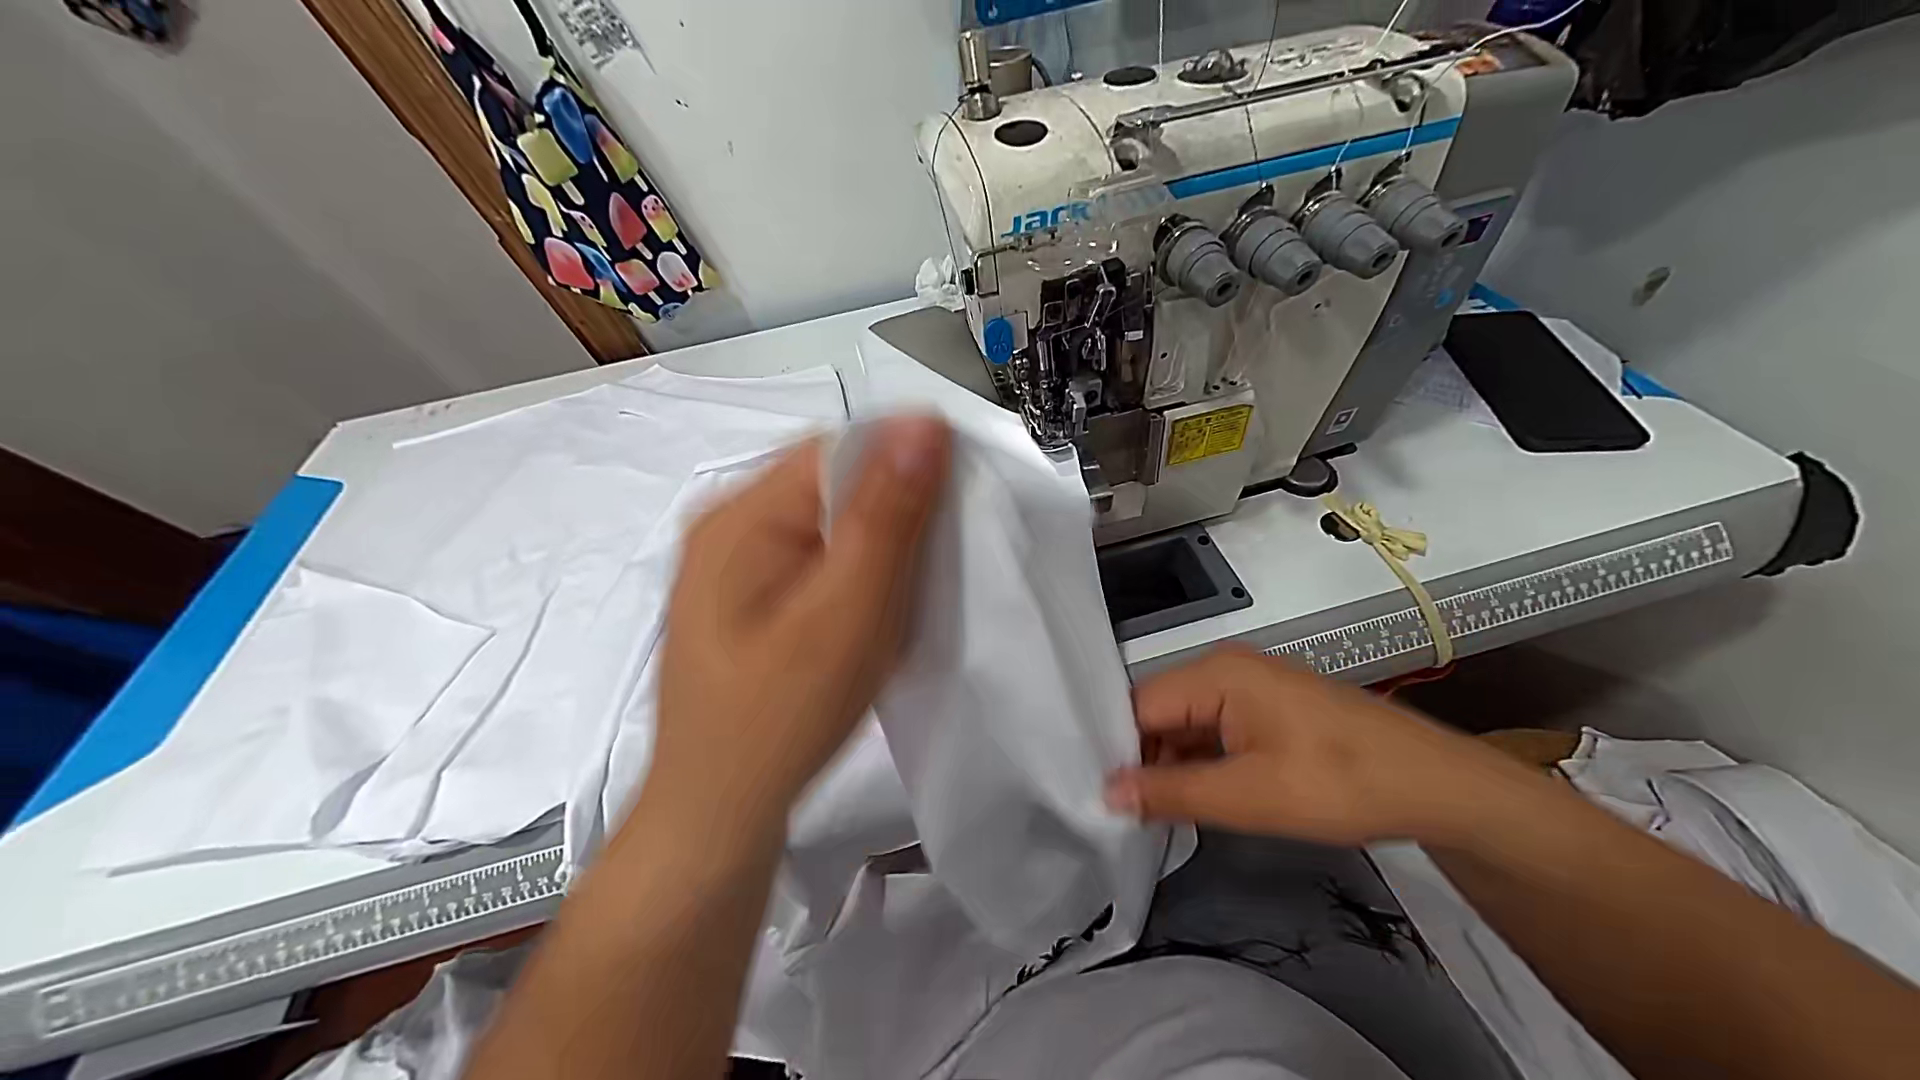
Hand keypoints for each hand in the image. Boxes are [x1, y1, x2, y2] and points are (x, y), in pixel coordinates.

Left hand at [644, 416, 950, 840]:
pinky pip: (807, 559)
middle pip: (829, 483)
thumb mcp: (848, 611)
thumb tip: (924, 422)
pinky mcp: (739, 599)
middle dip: (889, 516)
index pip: (840, 446)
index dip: (904, 468)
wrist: (716, 812)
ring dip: (871, 550)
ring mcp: (726, 564)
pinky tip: (862, 618)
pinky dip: (847, 576)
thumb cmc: (783, 716)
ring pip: (823, 524)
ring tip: (895, 601)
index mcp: (740, 513)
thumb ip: (887, 515)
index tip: (948, 517)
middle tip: (923, 572)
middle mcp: (724, 524)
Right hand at [1104, 647, 1549, 847]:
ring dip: (1171, 762)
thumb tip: (1106, 793)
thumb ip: (1170, 792)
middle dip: (1143, 757)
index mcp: (1215, 673)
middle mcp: (1224, 668)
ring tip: (1155, 810)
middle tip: (1126, 811)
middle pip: (1159, 710)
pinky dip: (1200, 759)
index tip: (1099, 793)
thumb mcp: (1248, 797)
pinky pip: (1213, 727)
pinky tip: (1194, 794)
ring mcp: (1248, 685)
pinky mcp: (1266, 706)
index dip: (1116, 749)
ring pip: (1185, 721)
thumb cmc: (1340, 783)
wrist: (1437, 786)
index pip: (1138, 705)